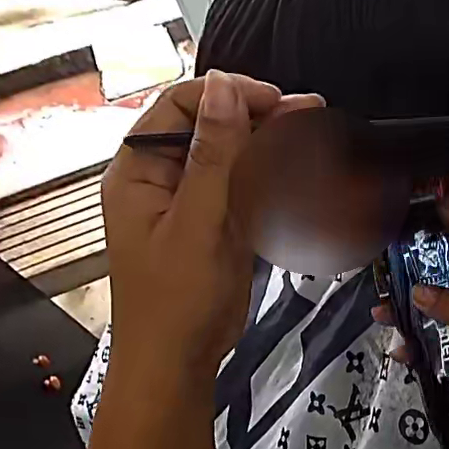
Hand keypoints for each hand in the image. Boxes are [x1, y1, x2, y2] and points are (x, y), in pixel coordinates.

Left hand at [104, 72, 321, 372]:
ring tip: (309, 126)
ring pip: (229, 155)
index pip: (179, 107)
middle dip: (253, 114)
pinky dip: (267, 173)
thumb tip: (222, 88)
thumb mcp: (195, 223)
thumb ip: (212, 155)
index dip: (225, 94)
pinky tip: (295, 164)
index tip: (272, 99)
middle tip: (303, 109)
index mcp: (138, 171)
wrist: (179, 360)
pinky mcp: (214, 224)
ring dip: (265, 140)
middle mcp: (161, 179)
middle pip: (207, 127)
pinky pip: (240, 186)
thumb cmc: (175, 299)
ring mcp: (190, 202)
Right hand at [378, 244, 448, 418]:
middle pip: (444, 286)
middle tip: (385, 290)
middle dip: (414, 287)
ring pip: (437, 316)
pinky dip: (420, 346)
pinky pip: (439, 344)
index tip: (402, 252)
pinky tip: (401, 351)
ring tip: (383, 318)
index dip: (435, 251)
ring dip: (412, 317)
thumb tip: (419, 292)